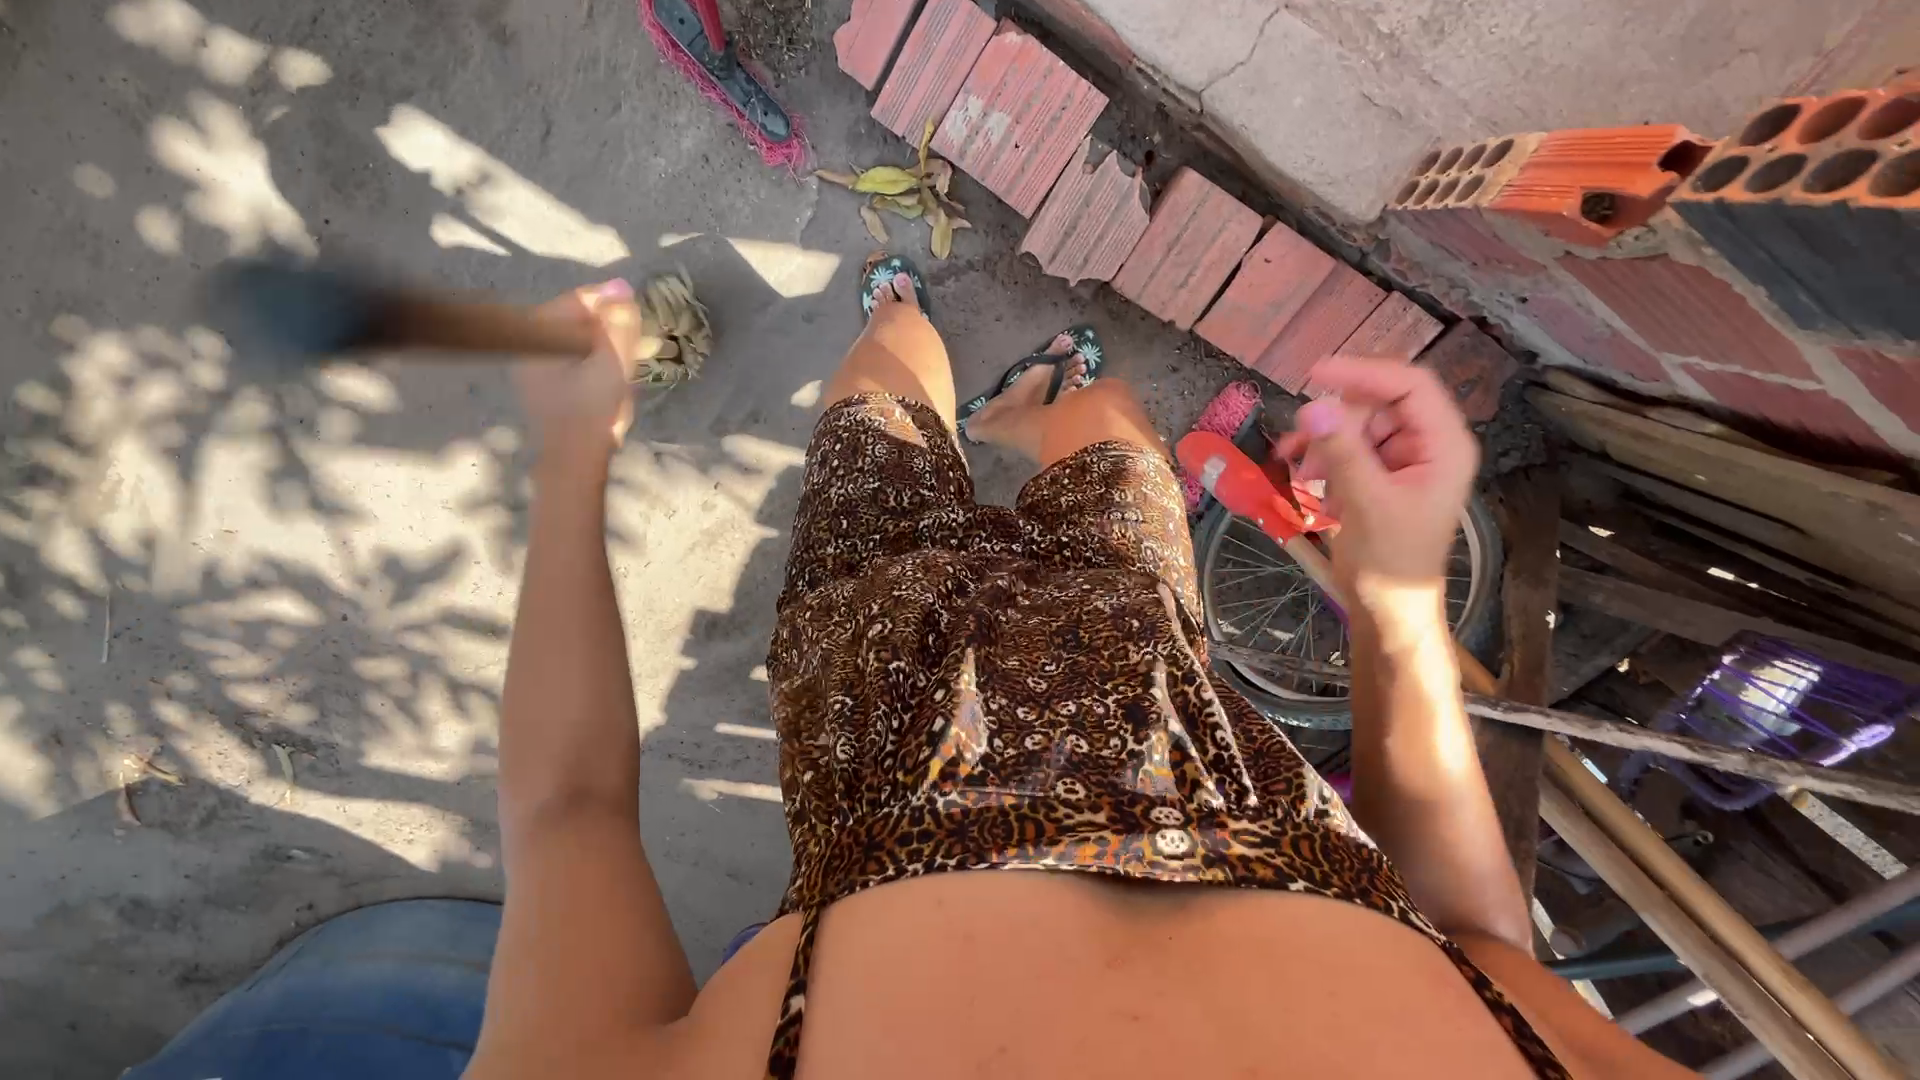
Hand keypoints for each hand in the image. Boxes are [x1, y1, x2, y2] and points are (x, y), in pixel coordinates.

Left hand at [514, 279, 658, 462]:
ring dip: (608, 346)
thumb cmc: (592, 412)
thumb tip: (622, 289)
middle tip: (639, 337)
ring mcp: (537, 372)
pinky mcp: (550, 390)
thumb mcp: (613, 363)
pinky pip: (578, 363)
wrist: (577, 463)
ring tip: (634, 356)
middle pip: (577, 323)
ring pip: (580, 344)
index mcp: (537, 339)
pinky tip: (617, 376)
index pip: (575, 303)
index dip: (608, 301)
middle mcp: (530, 350)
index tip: (635, 306)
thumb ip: (619, 324)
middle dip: (610, 327)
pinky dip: (599, 363)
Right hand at [1271, 358, 1477, 620]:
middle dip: (1335, 420)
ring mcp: (1404, 463)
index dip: (1363, 373)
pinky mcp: (1382, 479)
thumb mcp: (1364, 502)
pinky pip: (1350, 451)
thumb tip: (1313, 406)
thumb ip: (1341, 450)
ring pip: (1358, 428)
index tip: (1315, 374)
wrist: (1388, 610)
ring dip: (1324, 442)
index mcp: (1444, 446)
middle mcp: (1428, 446)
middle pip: (1378, 406)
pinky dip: (1324, 459)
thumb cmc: (1389, 562)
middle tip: (1298, 446)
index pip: (1409, 387)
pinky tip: (1307, 479)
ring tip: (1298, 470)